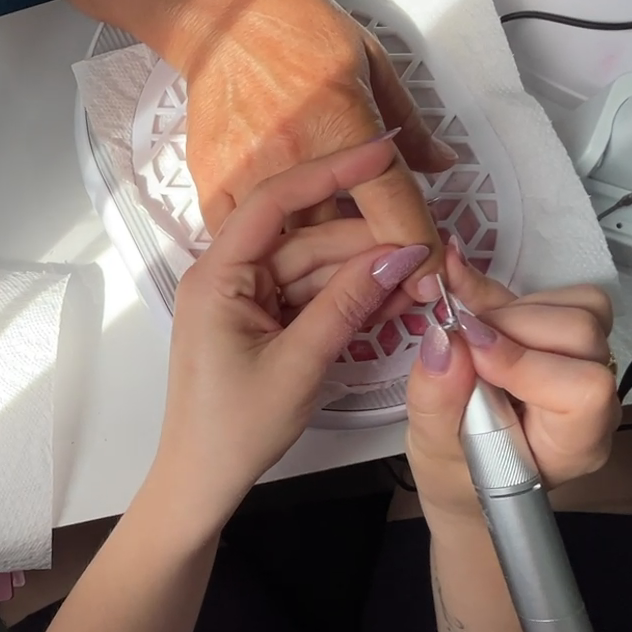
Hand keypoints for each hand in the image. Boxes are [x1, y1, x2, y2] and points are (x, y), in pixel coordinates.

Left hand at [155, 139, 428, 507]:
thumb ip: (348, 304)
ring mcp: (241, 299)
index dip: (331, 173)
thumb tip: (401, 254)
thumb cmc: (235, 427)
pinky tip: (389, 297)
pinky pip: (305, 295)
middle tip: (429, 251)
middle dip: (365, 243)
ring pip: (311, 268)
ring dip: (362, 273)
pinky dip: (344, 297)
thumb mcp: (298, 363)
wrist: (202, 478)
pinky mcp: (256, 321)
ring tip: (420, 279)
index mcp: (216, 276)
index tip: (384, 153)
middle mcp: (225, 277)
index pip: (273, 202)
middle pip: (303, 239)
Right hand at [177, 0, 455, 300]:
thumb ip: (409, 124)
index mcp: (344, 128)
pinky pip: (241, 237)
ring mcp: (249, 176)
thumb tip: (441, 167)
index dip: (419, 250)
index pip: (393, 206)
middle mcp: (296, 160)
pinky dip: (263, 246)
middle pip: (340, 239)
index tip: (431, 280)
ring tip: (328, 271)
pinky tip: (276, 246)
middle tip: (381, 272)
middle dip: (365, 262)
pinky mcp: (214, 185)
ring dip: (312, 264)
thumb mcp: (373, 63)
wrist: (225, 22)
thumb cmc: (303, 33)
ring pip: (286, 247)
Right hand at [406, 244, 621, 519]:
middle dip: (512, 326)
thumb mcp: (431, 446)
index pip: (582, 388)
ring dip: (515, 310)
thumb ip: (436, 399)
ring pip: (580, 308)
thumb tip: (443, 338)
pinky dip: (506, 295)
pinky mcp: (560, 342)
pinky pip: (555, 298)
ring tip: (471, 333)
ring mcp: (584, 365)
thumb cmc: (455, 472)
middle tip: (461, 340)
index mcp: (572, 443)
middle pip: (583, 335)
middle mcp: (595, 402)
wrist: (465, 470)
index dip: (525, 360)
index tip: (468, 351)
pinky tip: (467, 300)